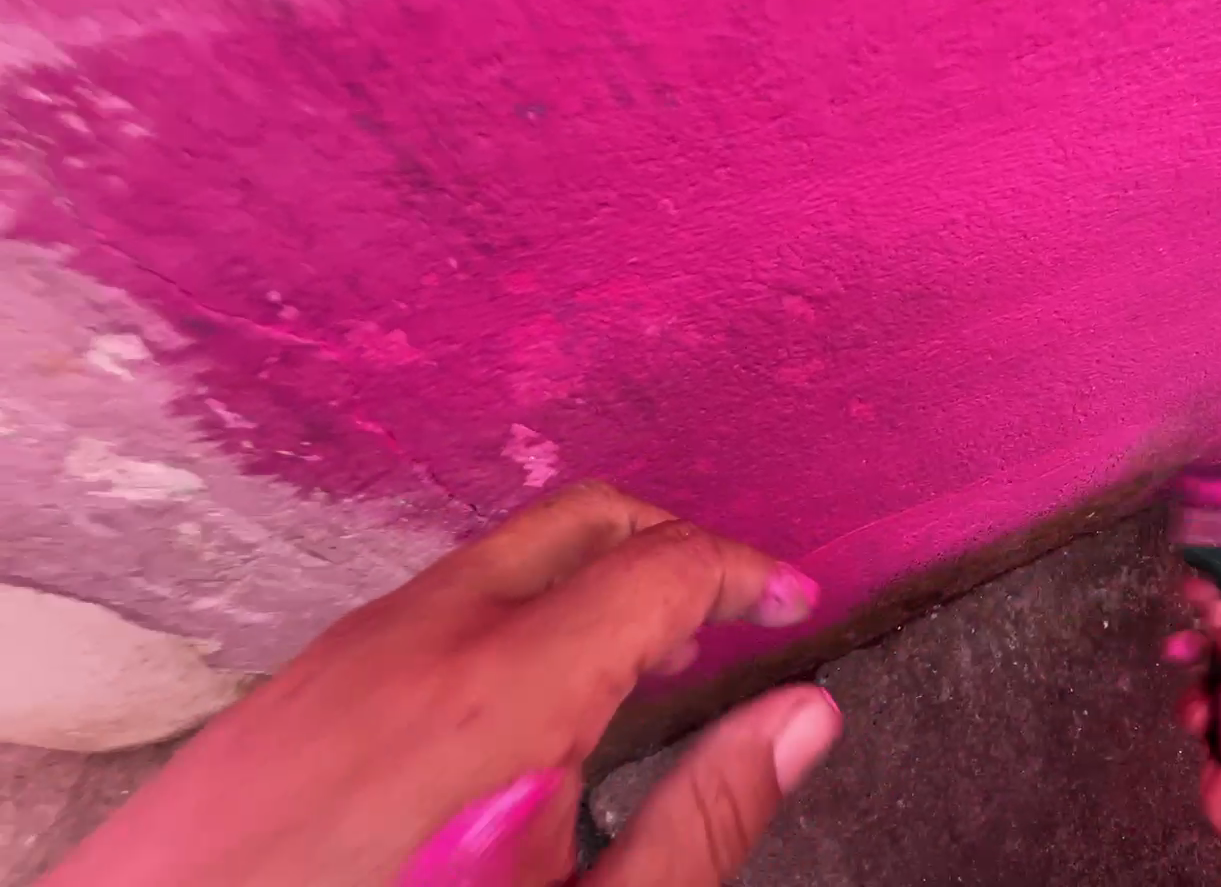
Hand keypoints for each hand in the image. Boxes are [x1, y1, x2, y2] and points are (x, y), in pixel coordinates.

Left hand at [38, 482, 841, 886]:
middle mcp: (423, 635)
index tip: (796, 603)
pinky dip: (534, 605)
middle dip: (679, 541)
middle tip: (730, 609)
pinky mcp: (302, 678)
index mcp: (502, 693)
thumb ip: (707, 814)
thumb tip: (809, 715)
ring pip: (520, 548)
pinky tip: (535, 698)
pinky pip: (453, 593)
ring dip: (607, 573)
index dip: (749, 573)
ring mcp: (349, 646)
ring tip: (649, 658)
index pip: (665, 567)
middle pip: (589, 516)